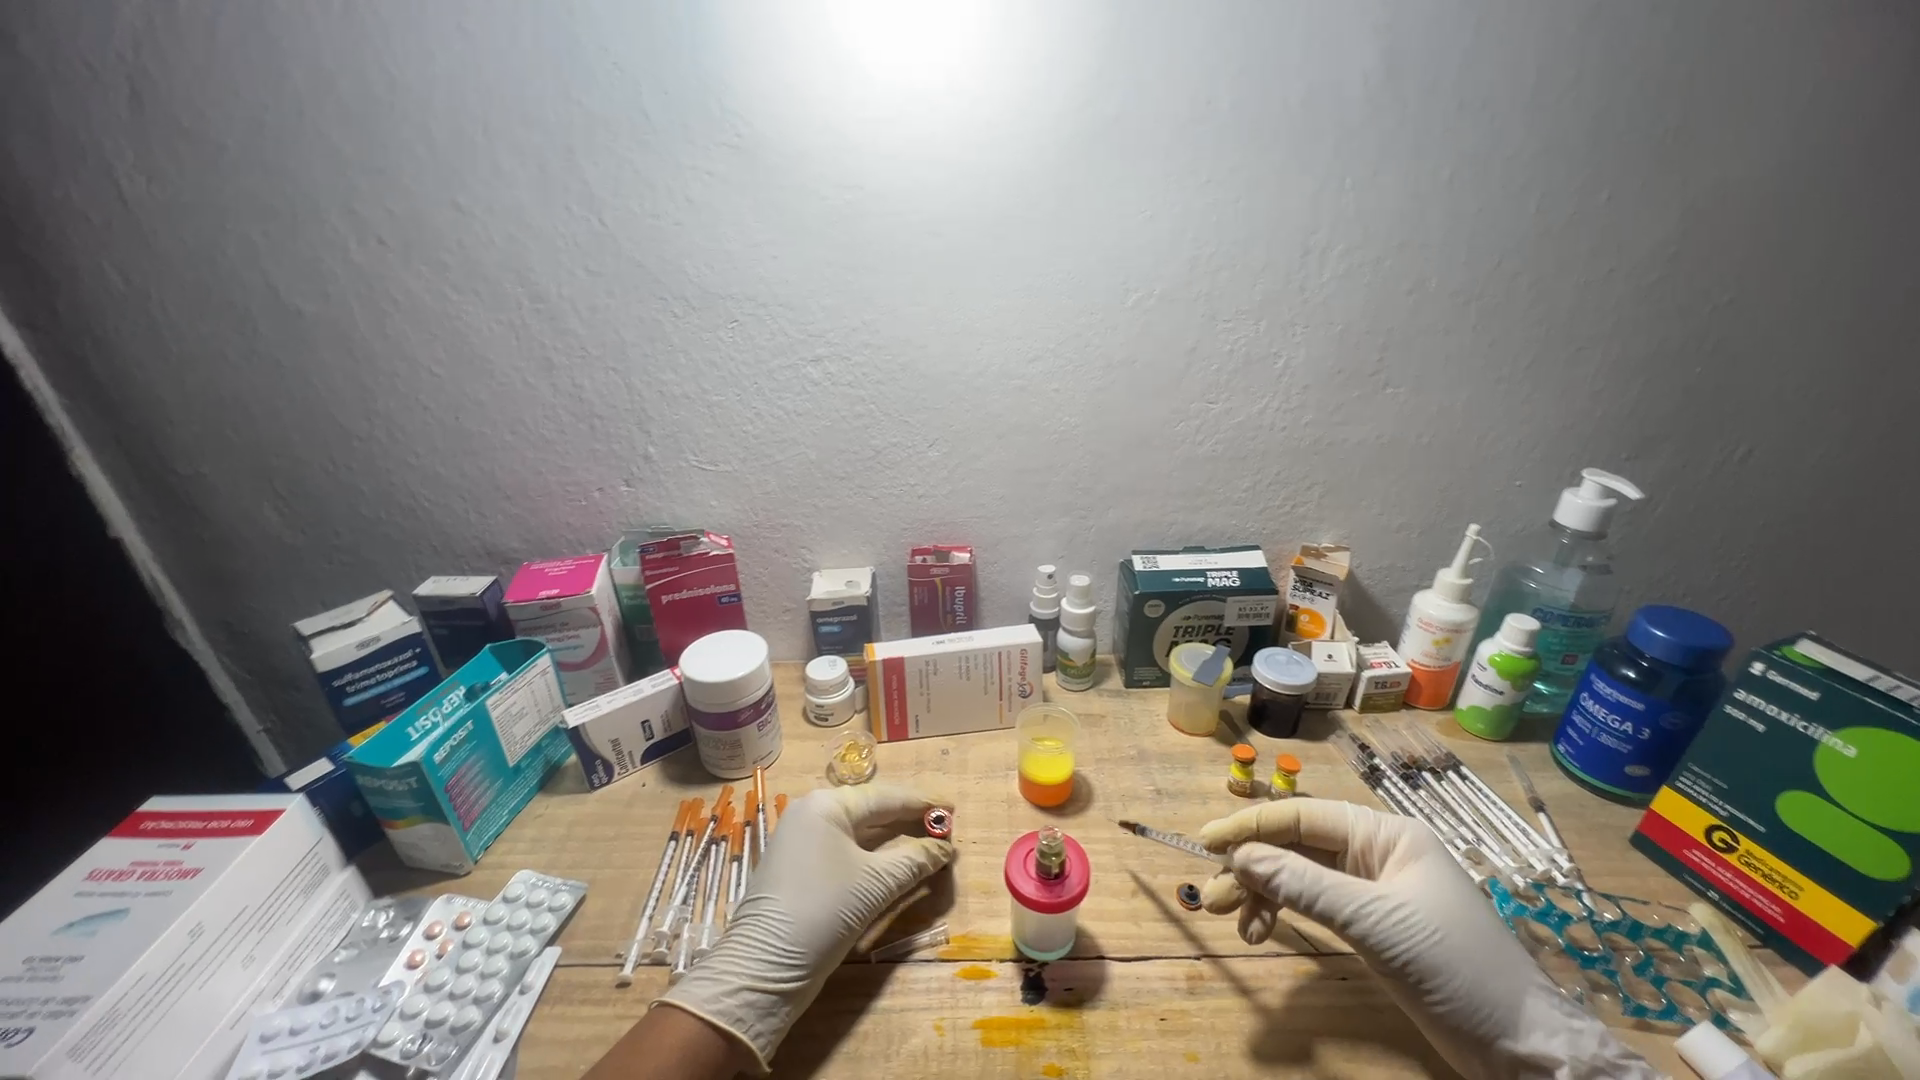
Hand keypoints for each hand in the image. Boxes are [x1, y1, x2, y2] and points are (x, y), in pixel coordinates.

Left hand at [657, 785, 953, 1070]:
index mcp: (827, 805)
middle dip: (908, 820)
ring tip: (926, 845)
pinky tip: (895, 864)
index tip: (953, 808)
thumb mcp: (876, 884)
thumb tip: (945, 848)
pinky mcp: (798, 866)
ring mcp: (801, 839)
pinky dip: (873, 855)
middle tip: (944, 828)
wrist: (764, 969)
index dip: (922, 803)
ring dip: (893, 840)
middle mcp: (812, 812)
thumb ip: (915, 860)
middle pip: (871, 810)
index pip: (885, 796)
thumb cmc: (823, 912)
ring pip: (858, 831)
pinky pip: (844, 849)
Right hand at [1199, 800, 1657, 1079]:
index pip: (1304, 816)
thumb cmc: (1453, 968)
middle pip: (1298, 846)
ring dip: (1265, 895)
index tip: (1208, 841)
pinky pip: (1316, 905)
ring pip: (1302, 877)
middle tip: (1215, 898)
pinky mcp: (1374, 924)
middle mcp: (1378, 853)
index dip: (1253, 825)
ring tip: (1236, 923)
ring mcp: (1376, 890)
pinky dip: (1286, 915)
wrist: (1522, 1046)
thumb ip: (1304, 886)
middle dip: (1254, 868)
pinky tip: (1263, 933)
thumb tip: (1241, 857)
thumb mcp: (1374, 924)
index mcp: (1387, 835)